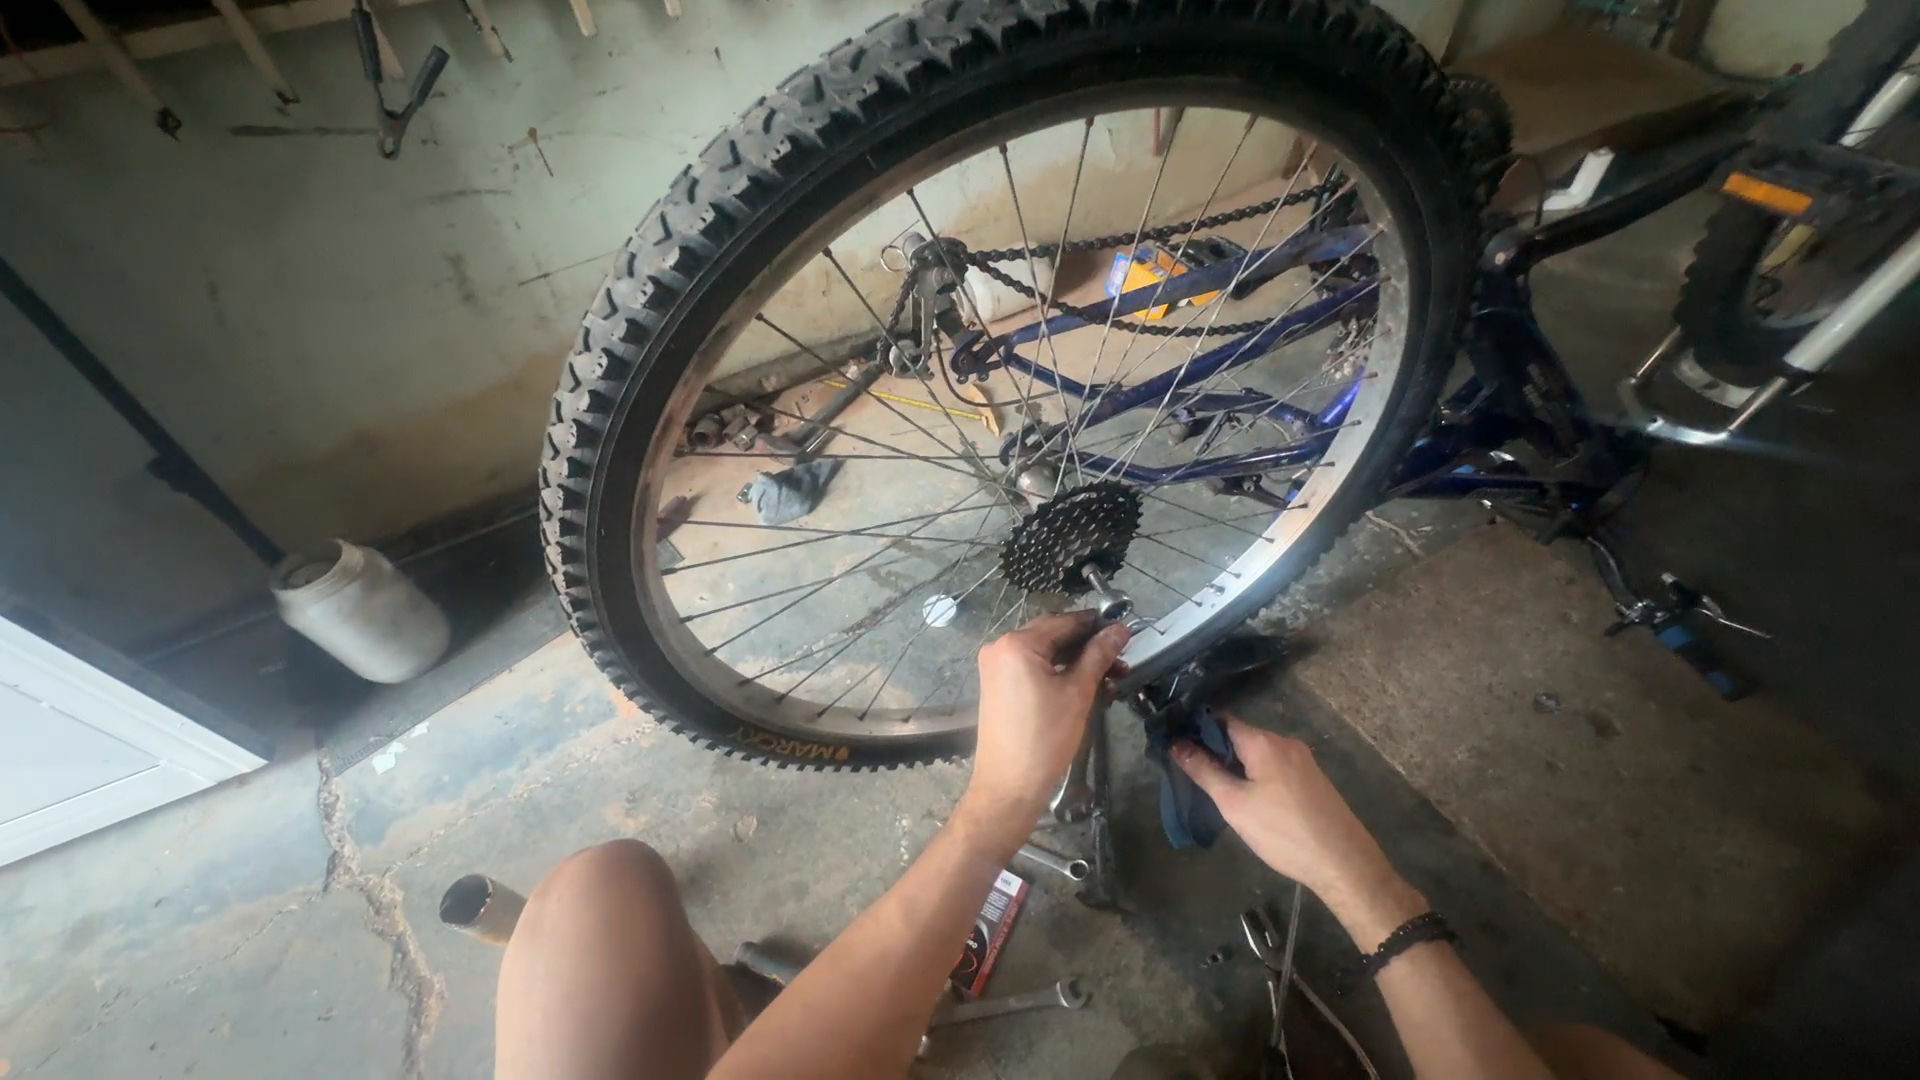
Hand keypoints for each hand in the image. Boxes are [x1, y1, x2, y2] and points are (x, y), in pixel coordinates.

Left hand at [963, 612, 1129, 823]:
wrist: (1010, 784)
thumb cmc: (1044, 737)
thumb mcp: (1077, 692)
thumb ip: (1098, 655)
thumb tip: (1119, 629)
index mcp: (1016, 644)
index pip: (1064, 622)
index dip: (1096, 625)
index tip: (1124, 631)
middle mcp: (1000, 648)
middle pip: (1053, 635)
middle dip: (1088, 646)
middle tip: (1121, 660)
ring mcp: (996, 667)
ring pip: (1045, 653)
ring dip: (1076, 661)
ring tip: (1110, 679)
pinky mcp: (998, 685)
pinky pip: (1033, 668)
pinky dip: (1058, 673)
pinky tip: (1085, 686)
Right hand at [1172, 717, 1412, 918]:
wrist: (1346, 866)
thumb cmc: (1284, 833)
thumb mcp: (1234, 803)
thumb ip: (1203, 770)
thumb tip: (1176, 744)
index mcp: (1264, 742)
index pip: (1220, 721)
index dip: (1195, 729)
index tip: (1174, 744)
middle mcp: (1285, 743)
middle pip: (1239, 736)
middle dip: (1213, 750)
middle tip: (1188, 771)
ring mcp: (1302, 761)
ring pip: (1256, 754)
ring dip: (1234, 765)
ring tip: (1213, 787)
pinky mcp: (1312, 780)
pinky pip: (1273, 767)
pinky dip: (1254, 775)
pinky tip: (1246, 798)